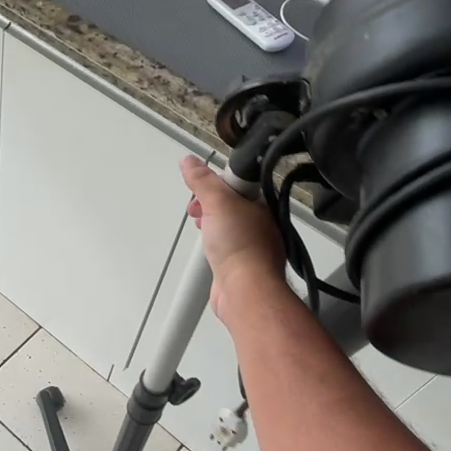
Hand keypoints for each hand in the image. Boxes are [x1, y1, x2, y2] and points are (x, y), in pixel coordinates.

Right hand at [180, 155, 285, 318]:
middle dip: (207, 204)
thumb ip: (203, 180)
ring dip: (208, 224)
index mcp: (261, 204)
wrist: (244, 289)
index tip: (200, 188)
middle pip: (228, 203)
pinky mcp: (240, 262)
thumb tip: (190, 162)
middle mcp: (259, 222)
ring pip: (225, 225)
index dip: (214, 182)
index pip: (235, 182)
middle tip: (198, 210)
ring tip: (202, 229)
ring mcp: (251, 243)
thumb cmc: (241, 247)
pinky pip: (224, 245)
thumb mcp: (218, 202)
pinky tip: (207, 249)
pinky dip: (212, 244)